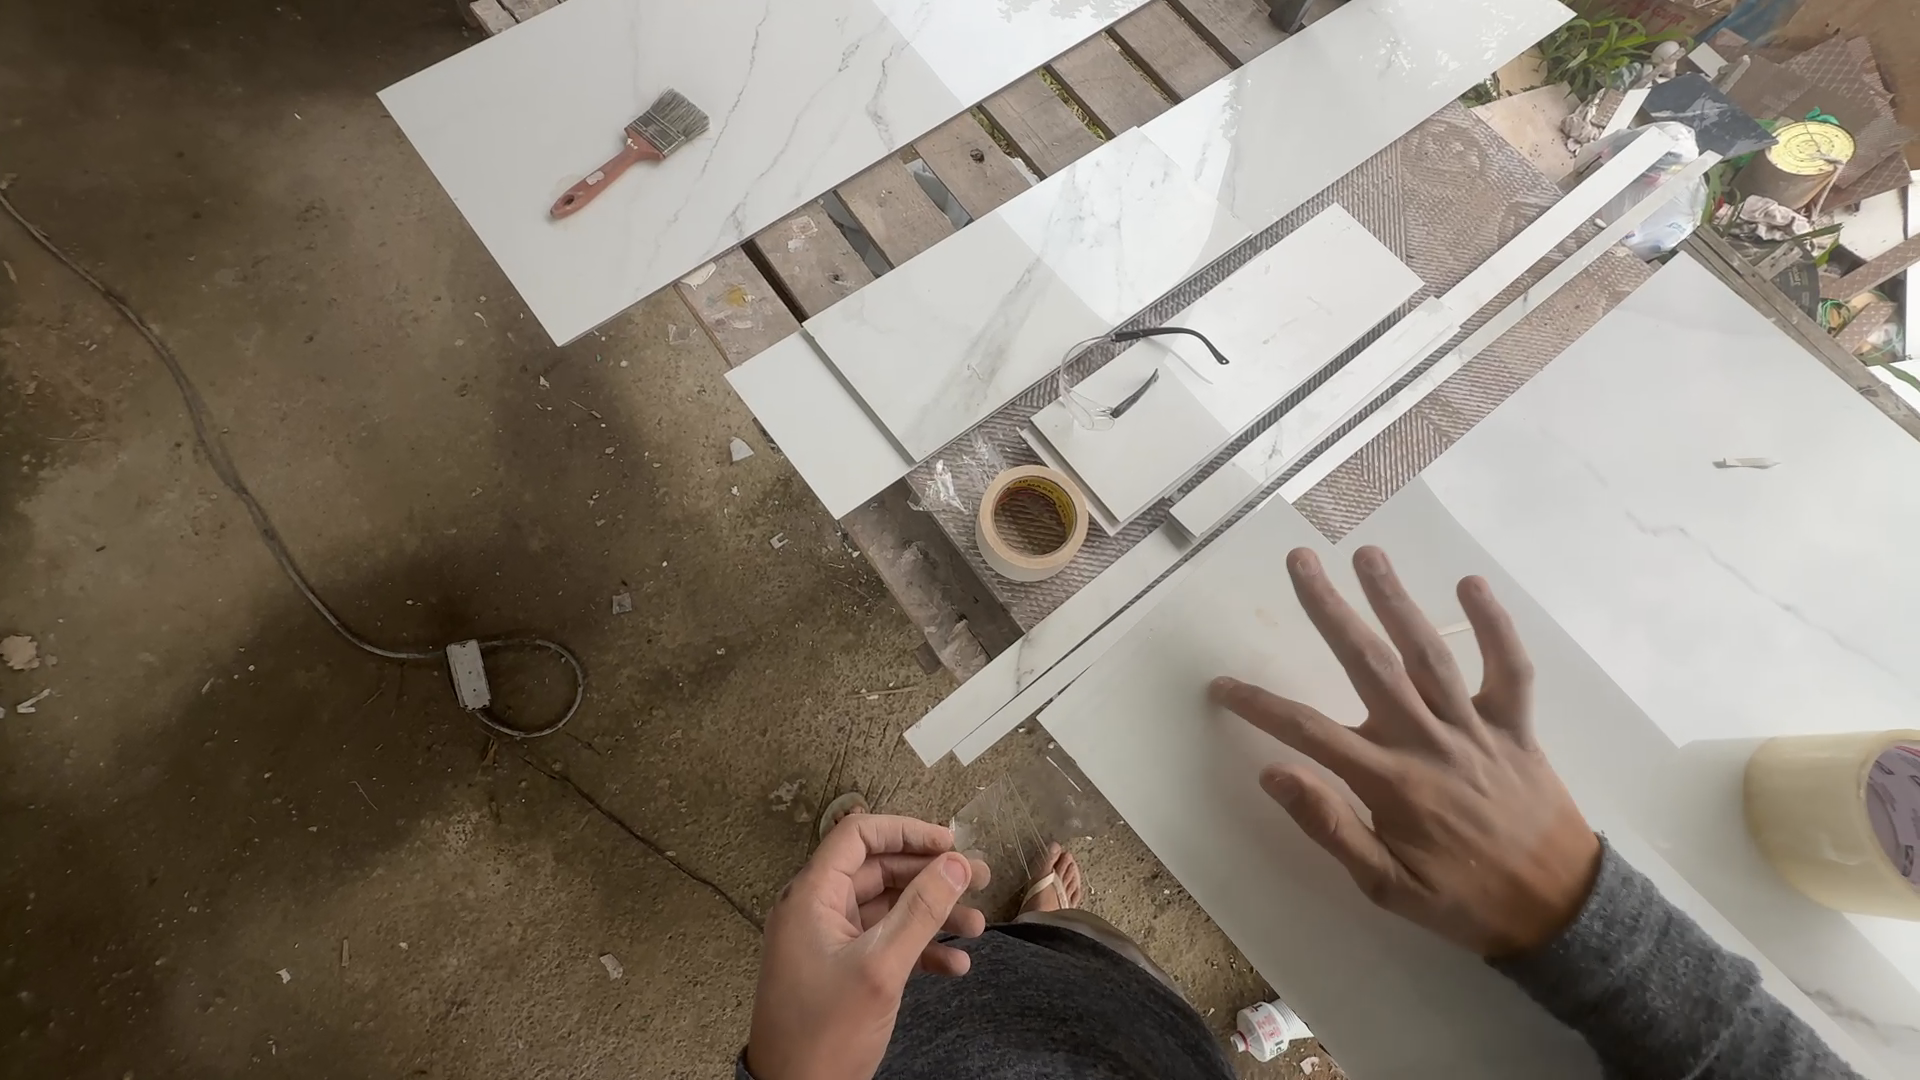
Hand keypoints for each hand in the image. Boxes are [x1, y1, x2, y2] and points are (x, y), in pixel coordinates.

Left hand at [745, 814, 988, 1079]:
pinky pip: (885, 942)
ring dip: (933, 913)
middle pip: (881, 869)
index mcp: (813, 894)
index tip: (948, 842)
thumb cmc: (824, 1035)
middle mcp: (819, 908)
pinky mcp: (842, 968)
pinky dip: (920, 948)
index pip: (859, 834)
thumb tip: (955, 862)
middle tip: (978, 878)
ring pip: (889, 907)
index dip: (905, 831)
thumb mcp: (880, 967)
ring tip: (977, 924)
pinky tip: (955, 965)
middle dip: (931, 874)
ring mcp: (831, 939)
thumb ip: (921, 910)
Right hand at [1211, 546, 1600, 958]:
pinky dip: (1494, 627)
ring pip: (1428, 656)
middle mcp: (1428, 743)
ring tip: (1367, 554)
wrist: (1565, 917)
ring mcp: (1475, 730)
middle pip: (1368, 665)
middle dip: (1329, 610)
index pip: (1309, 733)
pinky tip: (1468, 583)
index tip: (1221, 685)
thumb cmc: (1462, 900)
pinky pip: (1510, 671)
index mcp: (1391, 783)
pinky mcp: (1516, 727)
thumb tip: (1273, 775)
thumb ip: (1330, 828)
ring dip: (1395, 601)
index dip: (1260, 706)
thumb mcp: (1387, 887)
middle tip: (1301, 561)